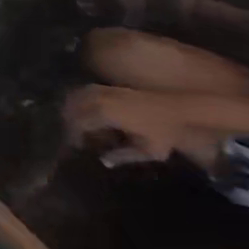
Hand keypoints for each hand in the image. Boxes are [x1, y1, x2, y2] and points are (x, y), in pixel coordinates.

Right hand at [62, 85, 219, 166]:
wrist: (179, 110)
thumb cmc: (165, 131)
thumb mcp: (150, 150)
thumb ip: (124, 156)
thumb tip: (103, 161)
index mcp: (102, 114)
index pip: (77, 124)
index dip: (74, 136)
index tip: (76, 146)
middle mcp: (94, 100)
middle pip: (70, 110)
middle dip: (70, 124)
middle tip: (77, 137)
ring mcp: (96, 91)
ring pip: (70, 100)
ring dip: (70, 112)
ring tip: (78, 125)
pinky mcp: (101, 87)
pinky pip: (78, 93)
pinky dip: (76, 102)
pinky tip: (83, 111)